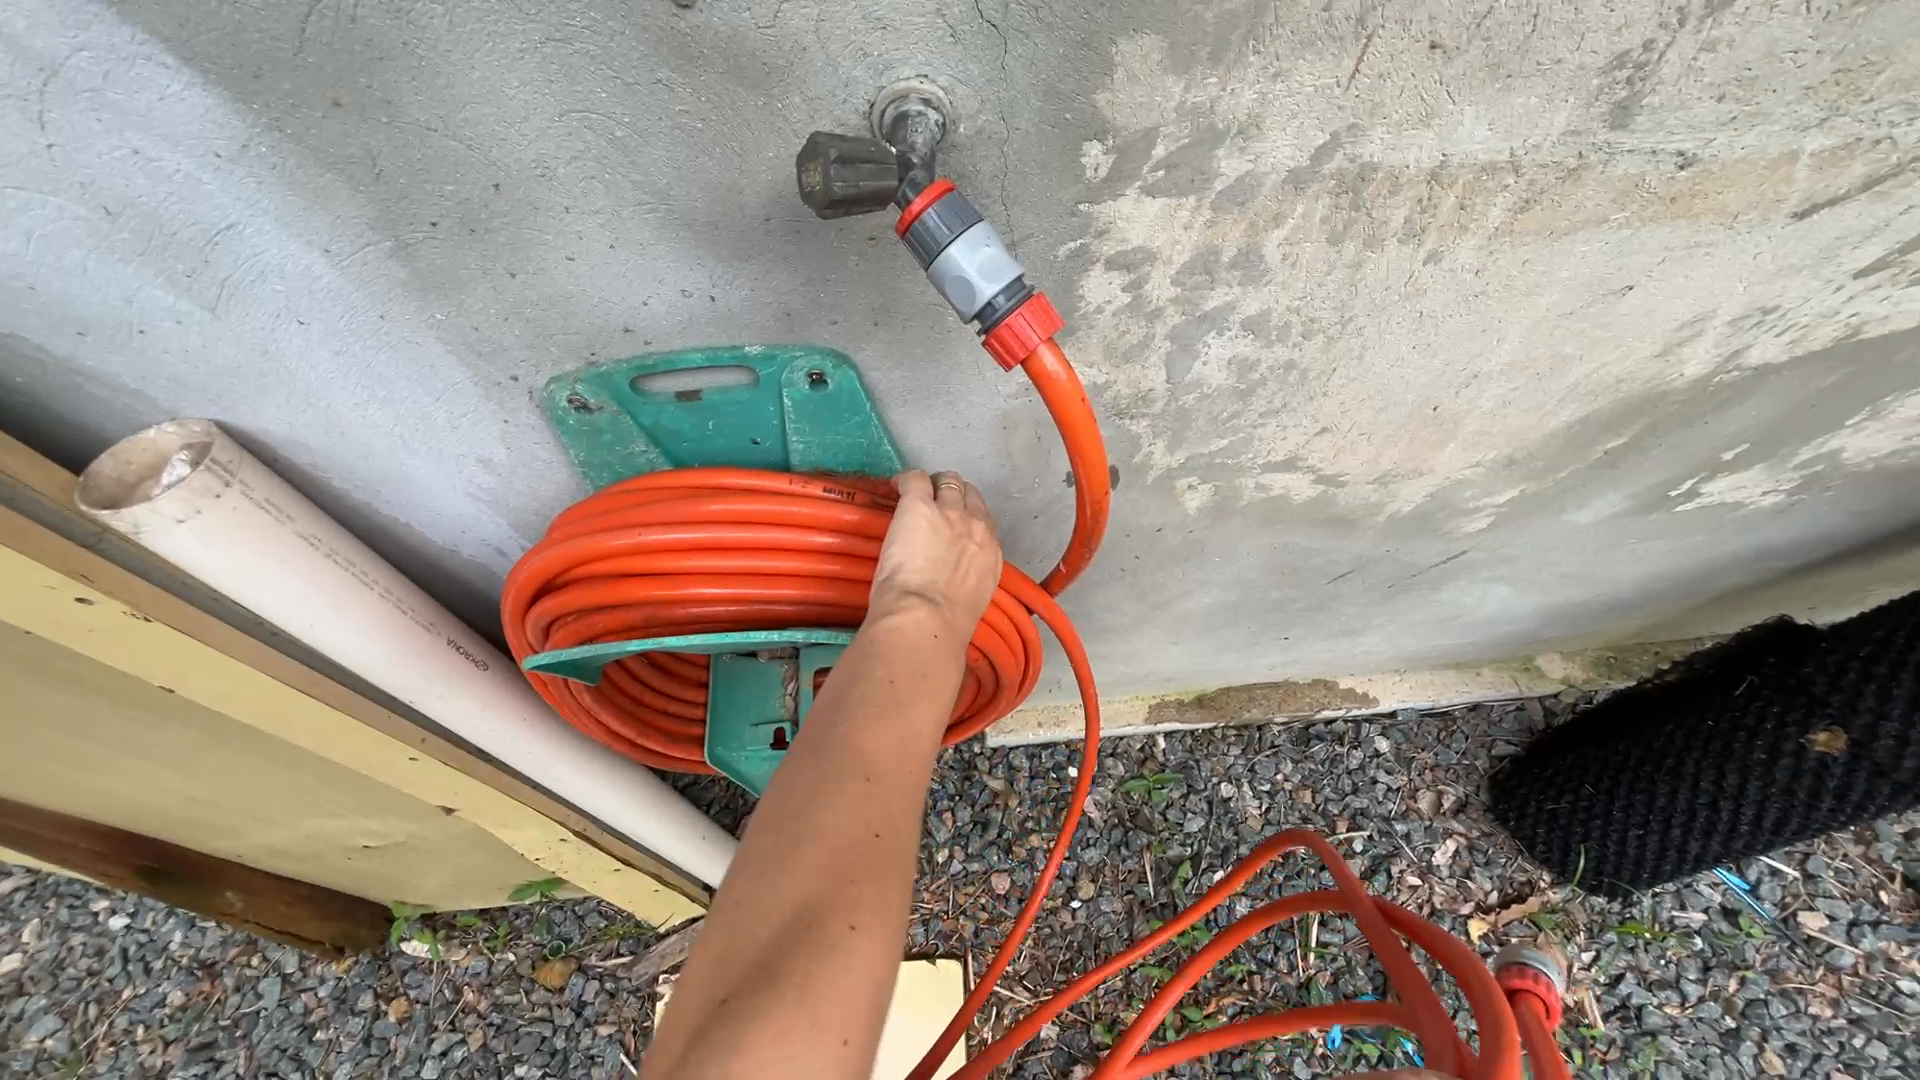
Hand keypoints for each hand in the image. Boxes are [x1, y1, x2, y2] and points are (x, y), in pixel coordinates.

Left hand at [869, 470, 1002, 640]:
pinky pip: (916, 479)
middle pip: (970, 495)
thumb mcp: (971, 599)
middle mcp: (976, 527)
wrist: (926, 615)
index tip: (953, 526)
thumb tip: (951, 582)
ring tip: (916, 492)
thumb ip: (968, 581)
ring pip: (948, 482)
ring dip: (934, 485)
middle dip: (955, 495)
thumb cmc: (946, 622)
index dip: (968, 518)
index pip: (985, 523)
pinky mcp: (918, 505)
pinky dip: (906, 480)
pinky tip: (896, 486)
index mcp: (991, 553)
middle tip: (935, 503)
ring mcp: (948, 512)